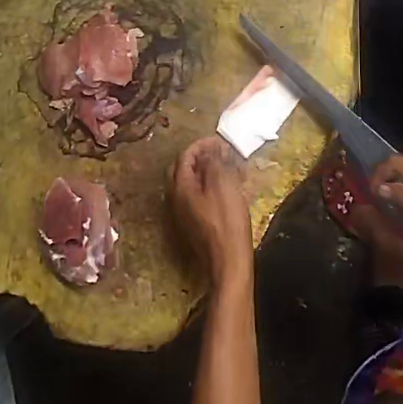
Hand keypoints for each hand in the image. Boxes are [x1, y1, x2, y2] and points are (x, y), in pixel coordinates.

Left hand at [171, 136, 254, 292]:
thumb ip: (214, 162)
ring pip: (190, 183)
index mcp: (179, 186)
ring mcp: (182, 213)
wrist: (228, 263)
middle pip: (183, 169)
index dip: (202, 145)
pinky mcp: (192, 224)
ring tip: (226, 167)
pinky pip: (196, 196)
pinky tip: (225, 188)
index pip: (185, 156)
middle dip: (200, 157)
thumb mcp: (223, 185)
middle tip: (220, 152)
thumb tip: (211, 148)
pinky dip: (208, 186)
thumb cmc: (226, 221)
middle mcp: (174, 199)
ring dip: (205, 171)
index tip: (220, 141)